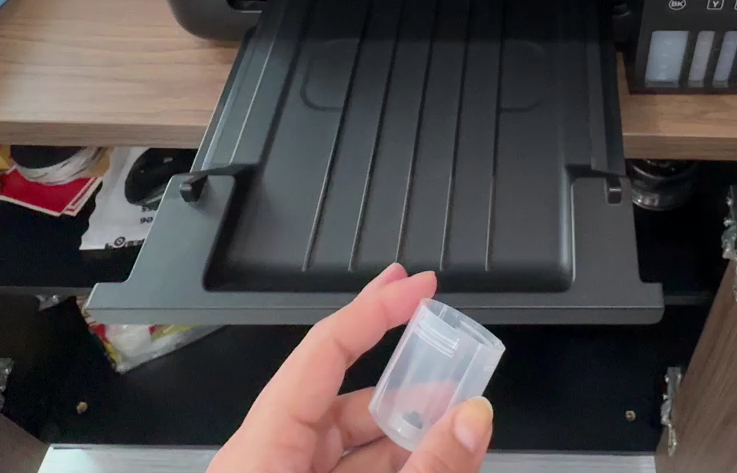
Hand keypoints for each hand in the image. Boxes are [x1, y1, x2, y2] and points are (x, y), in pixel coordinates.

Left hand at [208, 264, 493, 472]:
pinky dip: (394, 464)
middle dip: (403, 373)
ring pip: (350, 442)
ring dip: (406, 426)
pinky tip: (434, 458)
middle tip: (446, 340)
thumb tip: (476, 415)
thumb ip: (426, 469)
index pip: (323, 349)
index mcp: (260, 451)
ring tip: (457, 414)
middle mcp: (265, 463)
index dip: (376, 307)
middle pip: (341, 395)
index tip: (419, 283)